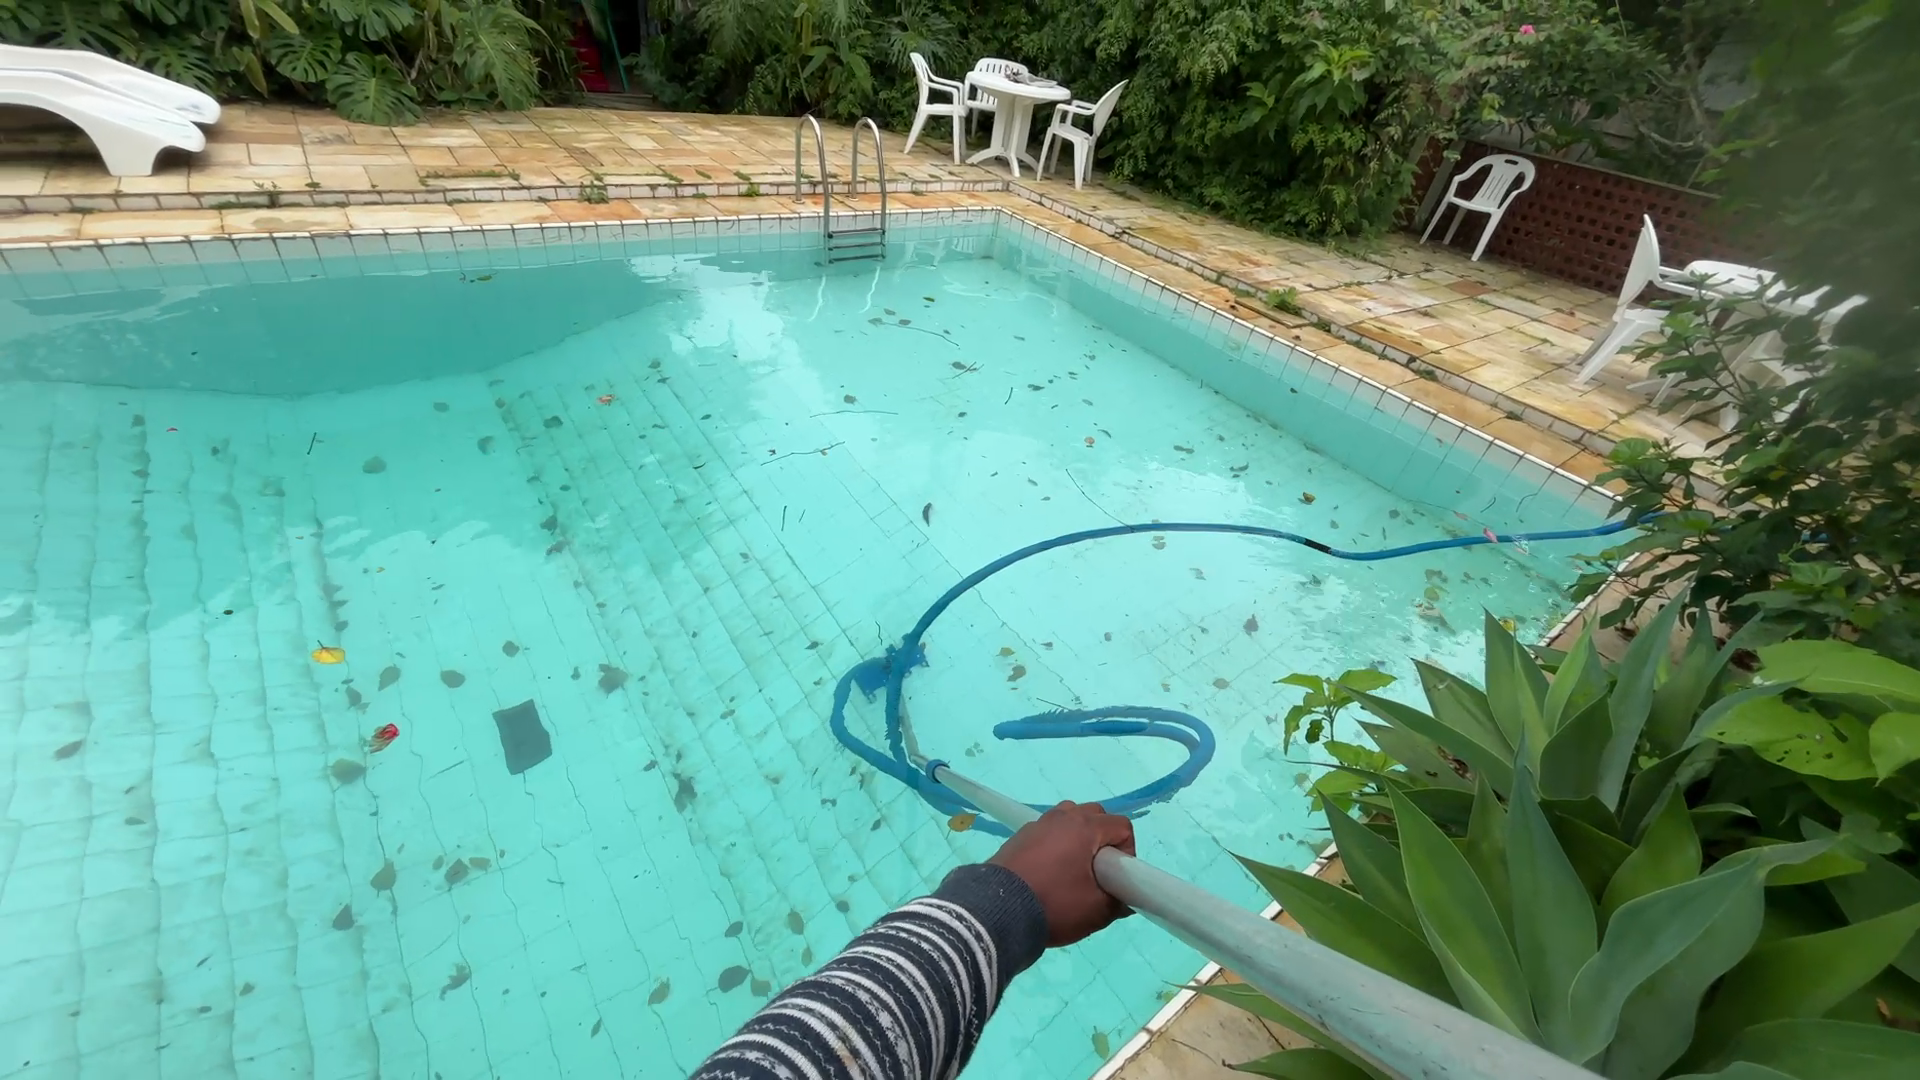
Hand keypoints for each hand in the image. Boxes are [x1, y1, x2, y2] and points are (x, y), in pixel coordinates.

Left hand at [988, 801, 1134, 946]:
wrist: (999, 908)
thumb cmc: (1054, 904)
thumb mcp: (1095, 910)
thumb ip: (1117, 902)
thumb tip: (1123, 899)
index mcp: (1084, 827)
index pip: (1121, 825)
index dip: (1127, 851)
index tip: (1117, 877)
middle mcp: (1062, 816)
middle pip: (1095, 815)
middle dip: (1104, 839)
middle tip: (1099, 871)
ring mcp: (1039, 822)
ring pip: (1070, 818)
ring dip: (1079, 837)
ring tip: (1075, 869)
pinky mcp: (1022, 834)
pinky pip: (1049, 830)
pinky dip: (1057, 843)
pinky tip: (1050, 871)